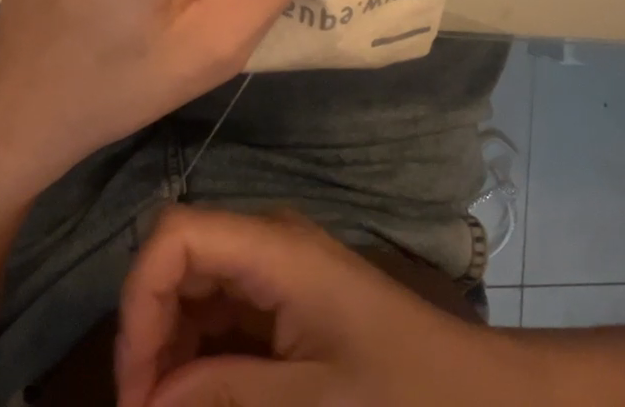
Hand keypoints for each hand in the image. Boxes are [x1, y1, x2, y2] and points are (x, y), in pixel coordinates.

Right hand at [116, 206, 479, 406]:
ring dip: (170, 344)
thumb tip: (146, 403)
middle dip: (149, 329)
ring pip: (192, 284)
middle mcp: (267, 239)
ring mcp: (275, 263)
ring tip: (164, 406)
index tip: (135, 383)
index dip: (140, 298)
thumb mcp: (315, 402)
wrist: (488, 393)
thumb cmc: (411, 393)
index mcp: (275, 247)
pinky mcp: (284, 291)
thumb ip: (224, 393)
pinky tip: (197, 394)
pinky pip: (220, 307)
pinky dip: (198, 349)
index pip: (175, 235)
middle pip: (177, 258)